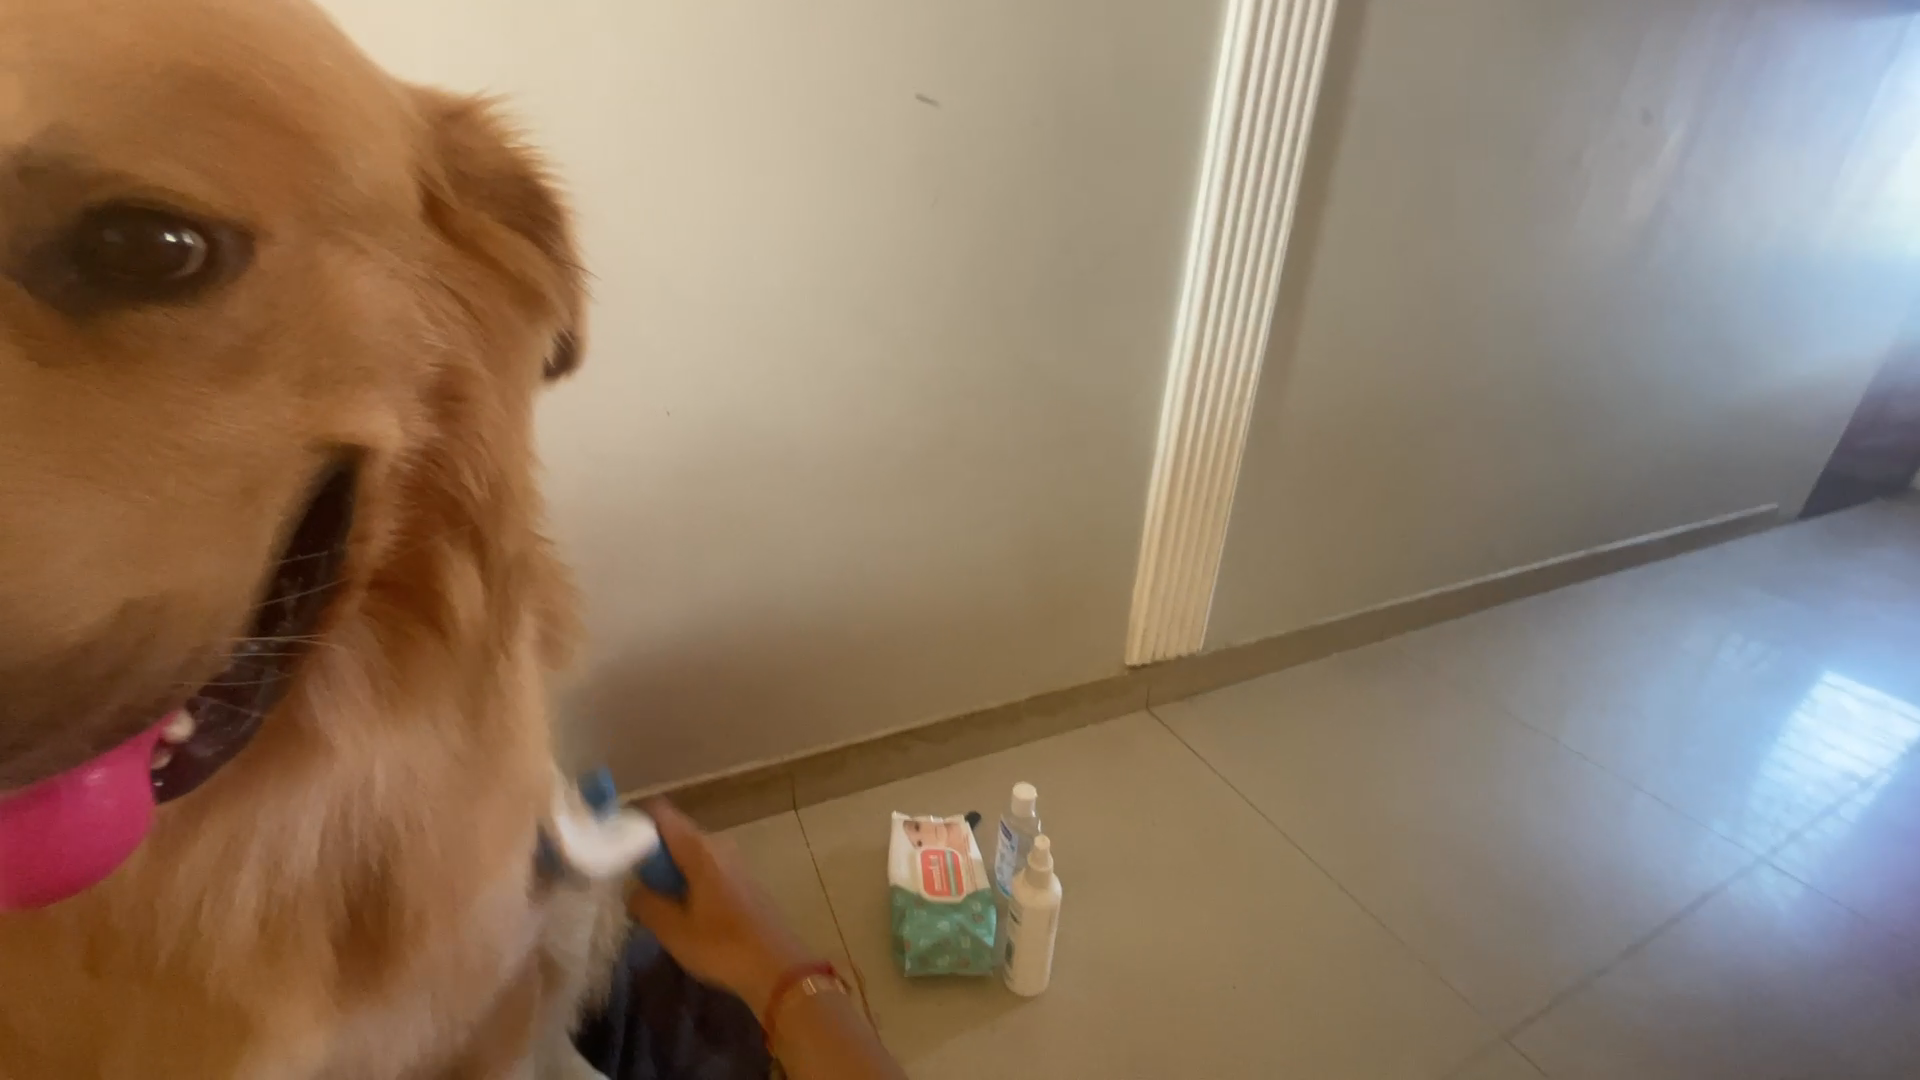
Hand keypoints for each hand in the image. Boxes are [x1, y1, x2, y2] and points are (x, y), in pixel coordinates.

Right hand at [625, 800, 814, 1016]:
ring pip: (689, 850)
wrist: (774, 963)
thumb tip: (633, 887)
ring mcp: (732, 858)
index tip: (610, 837)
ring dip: (666, 866)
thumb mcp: (673, 929)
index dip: (635, 818)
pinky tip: (674, 903)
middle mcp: (717, 843)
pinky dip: (684, 875)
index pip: (662, 813)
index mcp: (699, 848)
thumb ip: (647, 902)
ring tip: (642, 892)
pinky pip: (703, 864)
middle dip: (647, 849)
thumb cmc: (720, 945)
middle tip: (620, 874)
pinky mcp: (739, 876)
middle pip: (675, 831)